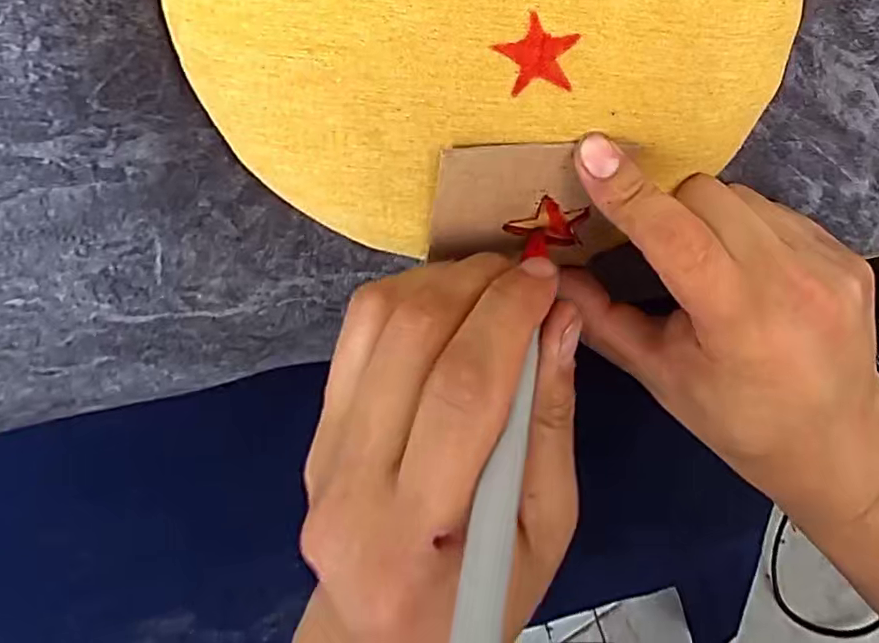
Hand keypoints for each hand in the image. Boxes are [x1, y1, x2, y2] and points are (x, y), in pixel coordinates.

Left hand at [296, 253, 581, 642]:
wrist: (379, 630)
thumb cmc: (481, 591)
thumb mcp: (548, 525)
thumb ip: (552, 418)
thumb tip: (561, 320)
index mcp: (409, 536)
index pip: (463, 390)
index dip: (510, 315)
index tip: (548, 277)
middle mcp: (347, 484)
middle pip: (415, 338)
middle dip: (481, 283)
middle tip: (528, 272)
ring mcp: (321, 445)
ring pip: (379, 317)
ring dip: (446, 278)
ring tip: (494, 280)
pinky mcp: (317, 419)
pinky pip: (361, 324)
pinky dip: (412, 290)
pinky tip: (450, 295)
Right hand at [557, 134, 878, 530]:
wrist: (842, 444)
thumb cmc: (740, 420)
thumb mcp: (662, 377)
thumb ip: (604, 319)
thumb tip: (555, 272)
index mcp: (739, 321)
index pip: (678, 238)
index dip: (631, 192)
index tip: (592, 150)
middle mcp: (791, 281)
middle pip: (704, 194)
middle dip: (669, 207)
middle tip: (667, 249)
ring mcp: (826, 262)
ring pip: (738, 193)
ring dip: (710, 214)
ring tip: (715, 262)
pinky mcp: (845, 252)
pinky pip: (773, 208)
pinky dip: (747, 224)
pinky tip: (752, 267)